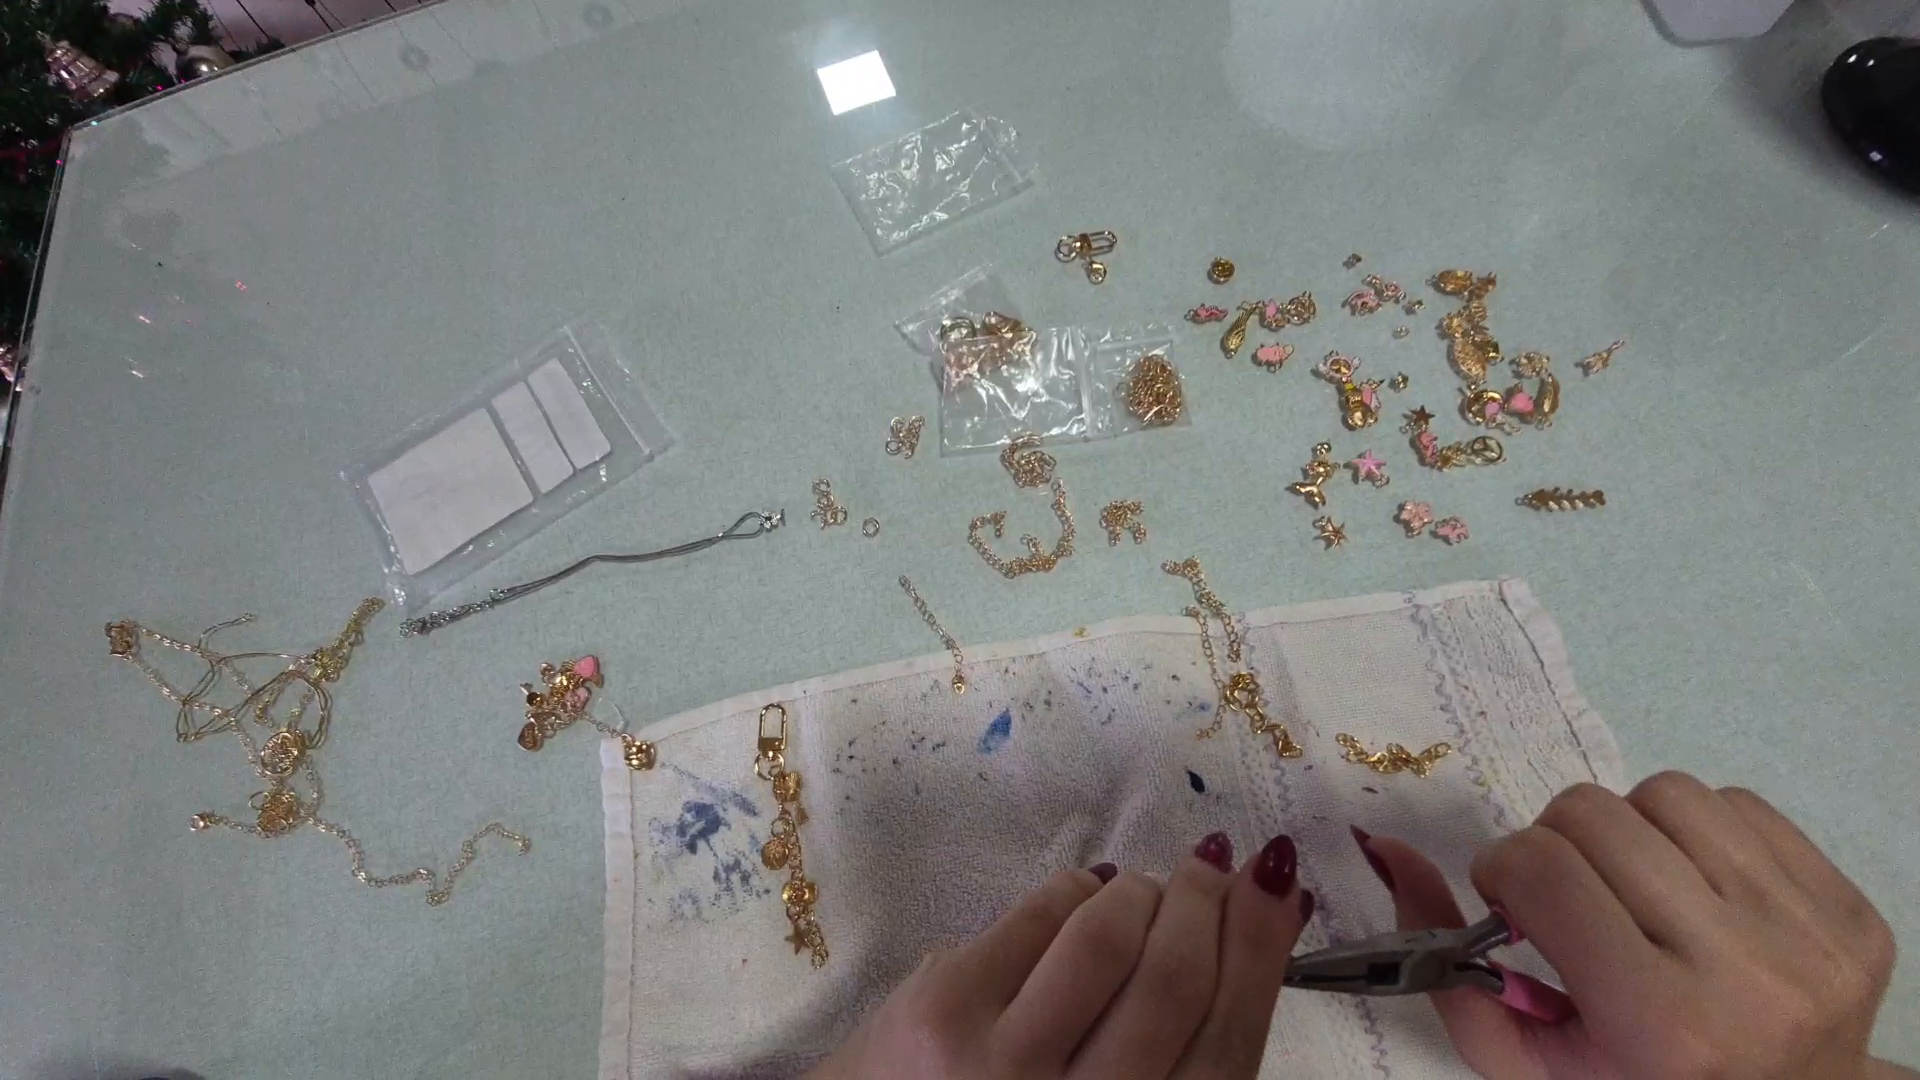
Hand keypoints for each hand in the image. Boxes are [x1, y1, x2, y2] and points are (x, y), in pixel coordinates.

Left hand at [807, 832, 1311, 1079]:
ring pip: (1106, 938)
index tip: (1274, 882)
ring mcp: (1001, 1063)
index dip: (1260, 946)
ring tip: (1152, 884)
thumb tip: (1237, 925)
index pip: (1227, 1041)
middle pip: (1174, 981)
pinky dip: (1077, 887)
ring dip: (1143, 891)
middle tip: (1213, 863)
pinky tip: (1089, 889)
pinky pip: (1038, 914)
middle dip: (1206, 902)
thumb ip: (1169, 1044)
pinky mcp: (944, 1006)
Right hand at [1355, 772, 1903, 1079]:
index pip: (1538, 865)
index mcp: (1661, 1021)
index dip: (1502, 871)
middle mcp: (1751, 974)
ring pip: (1665, 791)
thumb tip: (1382, 844)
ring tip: (1633, 887)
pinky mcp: (1859, 913)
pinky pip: (1738, 801)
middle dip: (1555, 843)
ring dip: (1625, 830)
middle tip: (1569, 896)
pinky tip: (1692, 887)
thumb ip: (1435, 947)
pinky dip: (1692, 830)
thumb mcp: (1512, 1050)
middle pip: (1593, 812)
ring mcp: (1816, 939)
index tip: (1514, 908)